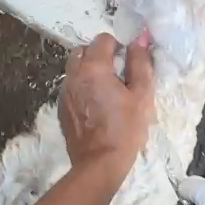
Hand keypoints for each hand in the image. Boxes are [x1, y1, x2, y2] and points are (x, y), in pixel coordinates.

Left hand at [60, 32, 155, 179]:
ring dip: (89, 70)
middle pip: (83, 50)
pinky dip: (82, 86)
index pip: (102, 39)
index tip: (127, 62)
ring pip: (74, 68)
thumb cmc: (125, 128)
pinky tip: (96, 105)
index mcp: (93, 68)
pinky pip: (71, 86)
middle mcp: (73, 76)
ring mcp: (64, 93)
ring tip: (106, 90)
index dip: (118, 46)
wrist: (99, 165)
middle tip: (116, 73)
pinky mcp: (61, 109)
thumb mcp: (142, 93)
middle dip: (99, 55)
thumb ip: (140, 61)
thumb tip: (140, 39)